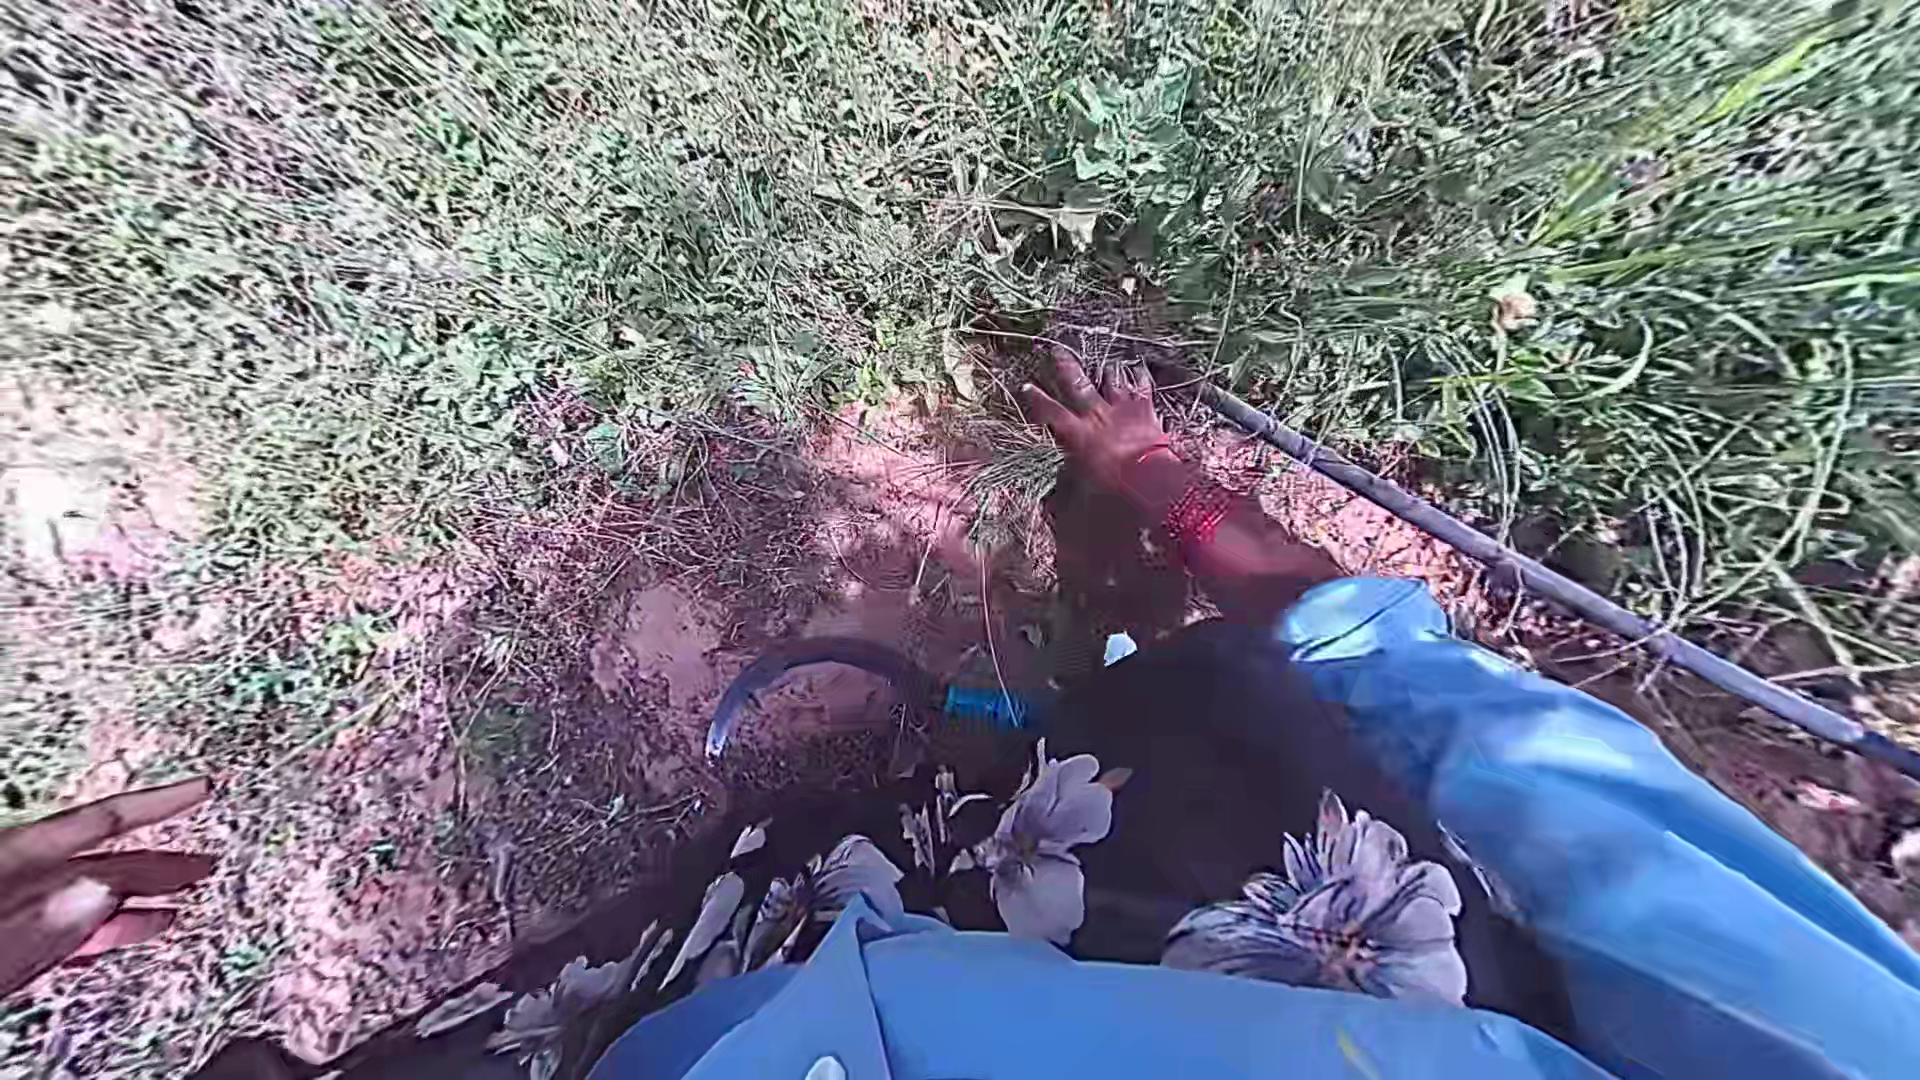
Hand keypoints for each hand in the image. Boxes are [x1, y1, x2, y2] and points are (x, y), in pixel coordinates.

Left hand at [0, 777, 213, 995]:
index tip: (205, 788)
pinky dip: (80, 939)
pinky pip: (37, 938)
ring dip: (119, 909)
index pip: (87, 823)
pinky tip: (109, 943)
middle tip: (202, 867)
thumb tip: (107, 887)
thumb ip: (33, 921)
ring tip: (169, 912)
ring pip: (60, 906)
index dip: (155, 804)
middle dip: (145, 866)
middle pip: (76, 866)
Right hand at [1020, 347, 1170, 493]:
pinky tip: (1139, 369)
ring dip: (1106, 370)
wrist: (1150, 476)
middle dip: (1066, 366)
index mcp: (1078, 434)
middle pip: (1078, 384)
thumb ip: (1068, 484)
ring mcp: (1122, 409)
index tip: (1026, 386)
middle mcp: (1097, 415)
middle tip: (1056, 351)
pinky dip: (1139, 377)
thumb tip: (1050, 503)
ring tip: (1104, 362)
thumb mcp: (1083, 488)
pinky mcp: (1145, 409)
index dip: (1036, 400)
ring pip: (1111, 379)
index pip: (1050, 412)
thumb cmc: (1113, 486)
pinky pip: (1142, 387)